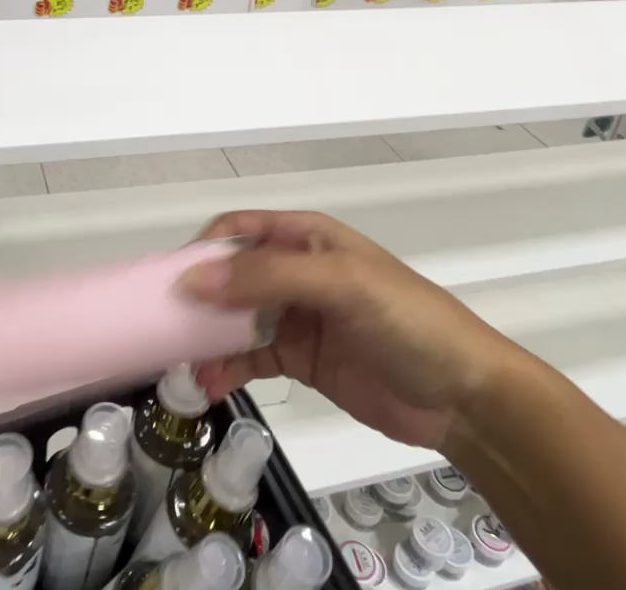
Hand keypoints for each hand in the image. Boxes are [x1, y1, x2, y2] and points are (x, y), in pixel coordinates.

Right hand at [178, 211, 522, 450]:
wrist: (461, 396)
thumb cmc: (406, 321)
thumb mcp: (340, 285)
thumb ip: (268, 277)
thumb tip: (194, 279)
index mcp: (307, 237)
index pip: (240, 230)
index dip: (204, 250)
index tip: (172, 282)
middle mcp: (296, 271)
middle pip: (231, 275)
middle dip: (198, 298)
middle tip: (164, 328)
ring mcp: (297, 316)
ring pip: (235, 319)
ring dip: (207, 338)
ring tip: (182, 365)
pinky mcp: (301, 359)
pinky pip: (251, 357)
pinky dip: (227, 368)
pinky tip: (211, 385)